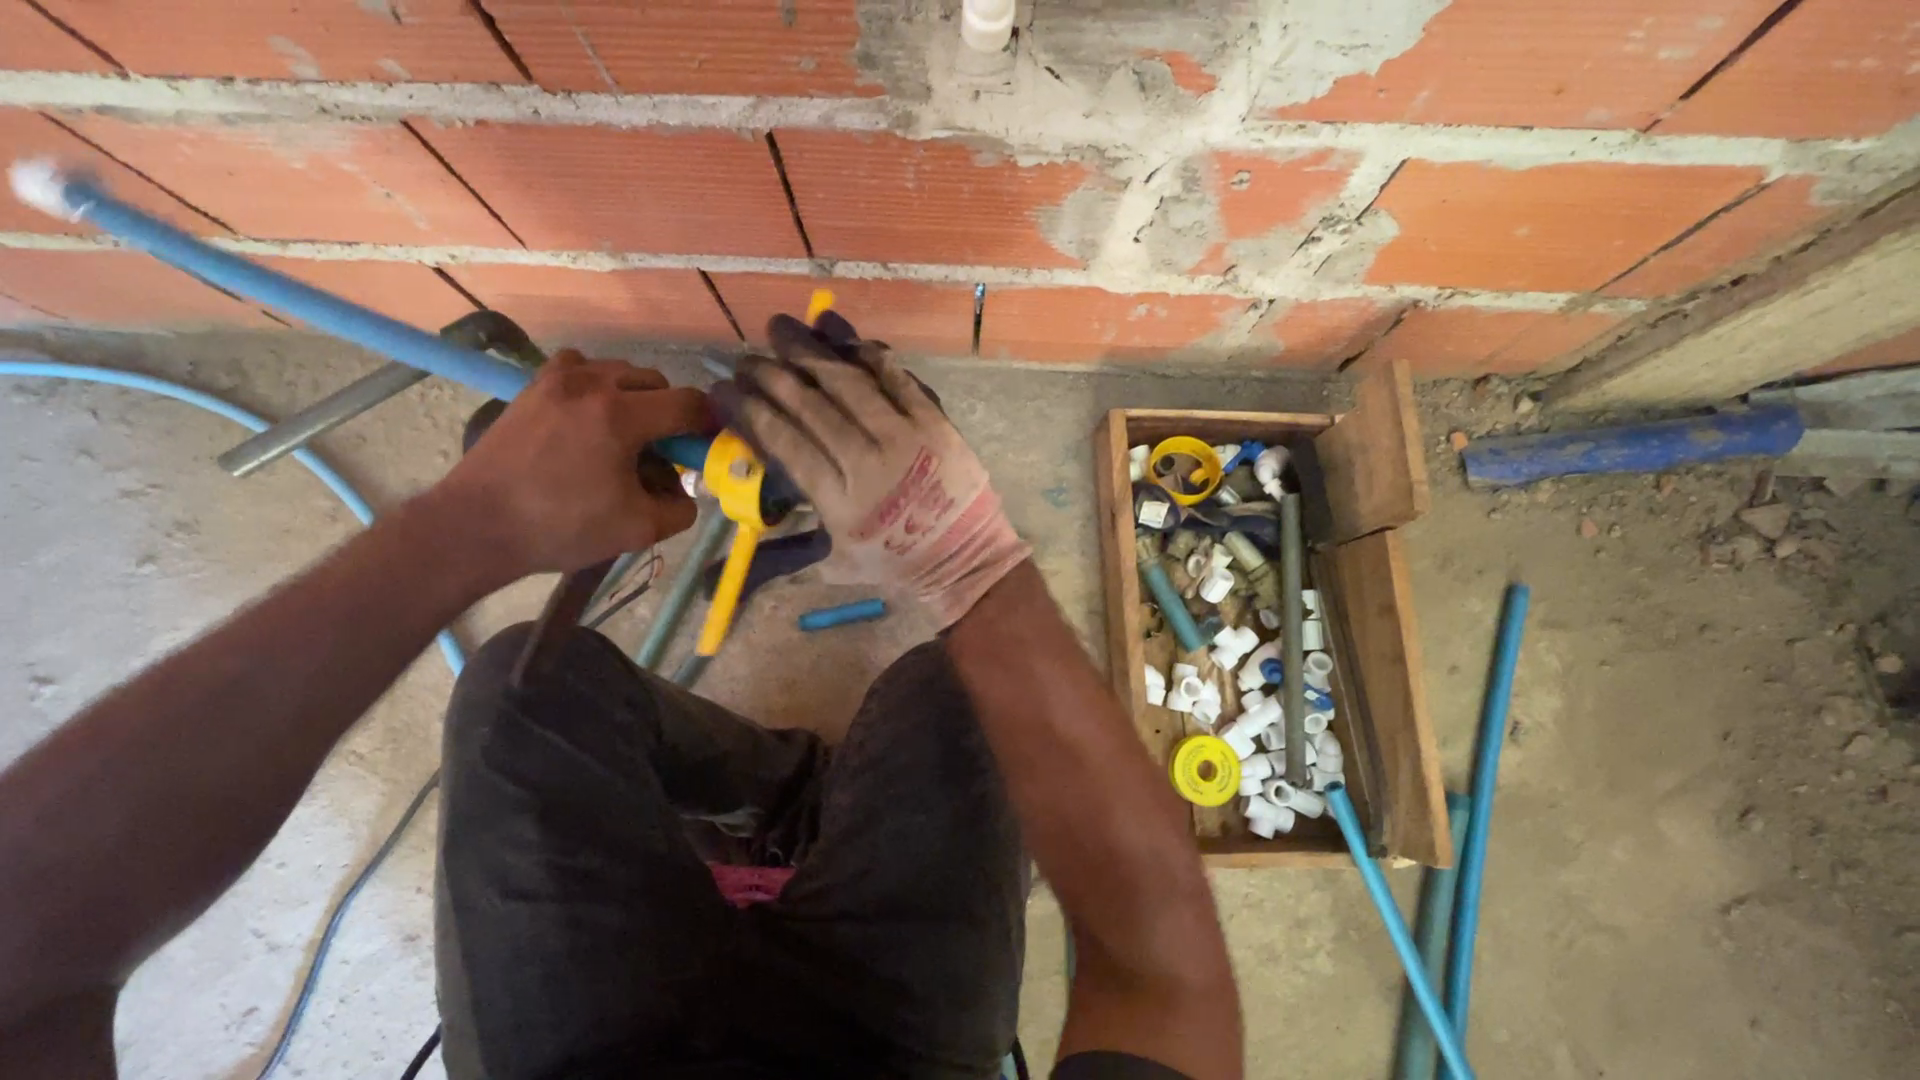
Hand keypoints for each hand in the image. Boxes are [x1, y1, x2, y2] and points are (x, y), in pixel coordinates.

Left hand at [437, 351, 708, 577]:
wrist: (477, 525)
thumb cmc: (560, 528)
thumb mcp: (638, 529)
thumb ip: (680, 507)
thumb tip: (685, 489)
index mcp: (621, 415)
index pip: (689, 403)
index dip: (708, 425)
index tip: (708, 446)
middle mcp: (592, 383)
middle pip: (657, 383)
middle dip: (669, 414)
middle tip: (661, 453)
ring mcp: (558, 379)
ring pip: (621, 372)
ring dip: (635, 399)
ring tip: (624, 438)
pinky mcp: (534, 385)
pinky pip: (583, 370)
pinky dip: (598, 388)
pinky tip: (590, 419)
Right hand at [737, 316, 1029, 626]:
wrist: (964, 562)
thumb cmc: (894, 565)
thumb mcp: (834, 563)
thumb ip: (785, 546)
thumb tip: (725, 546)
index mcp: (838, 501)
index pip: (784, 442)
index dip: (750, 411)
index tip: (724, 389)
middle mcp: (868, 463)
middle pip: (811, 405)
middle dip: (772, 375)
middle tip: (747, 357)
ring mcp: (906, 438)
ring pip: (850, 383)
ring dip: (812, 351)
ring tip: (782, 329)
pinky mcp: (936, 423)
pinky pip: (898, 380)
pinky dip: (871, 356)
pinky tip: (845, 340)